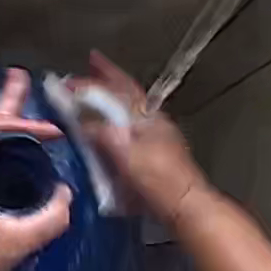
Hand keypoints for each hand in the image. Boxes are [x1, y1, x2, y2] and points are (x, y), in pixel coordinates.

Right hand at [71, 51, 209, 225]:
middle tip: (91, 70)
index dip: (102, 75)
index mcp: (147, 118)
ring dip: (111, 102)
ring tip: (94, 99)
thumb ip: (104, 136)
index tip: (85, 65)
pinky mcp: (157, 157)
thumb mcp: (126, 156)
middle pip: (129, 95)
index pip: (122, 88)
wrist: (186, 206)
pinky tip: (108, 132)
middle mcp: (154, 122)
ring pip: (130, 112)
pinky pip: (131, 131)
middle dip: (108, 82)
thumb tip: (86, 125)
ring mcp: (158, 139)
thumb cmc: (159, 181)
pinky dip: (116, 124)